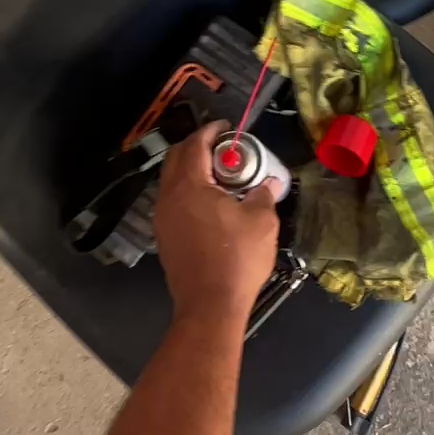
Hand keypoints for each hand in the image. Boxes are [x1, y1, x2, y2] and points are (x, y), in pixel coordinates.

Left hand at [153, 121, 282, 327]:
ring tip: (218, 173)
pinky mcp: (164, 237)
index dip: (210, 131)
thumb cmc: (237, 259)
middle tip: (222, 147)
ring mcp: (163, 218)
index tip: (227, 128)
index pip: (194, 144)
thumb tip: (270, 183)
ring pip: (172, 180)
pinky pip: (172, 200)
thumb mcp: (261, 222)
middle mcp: (169, 197)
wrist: (210, 306)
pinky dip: (188, 190)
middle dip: (197, 146)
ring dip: (191, 169)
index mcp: (190, 186)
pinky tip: (210, 201)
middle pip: (176, 158)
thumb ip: (264, 195)